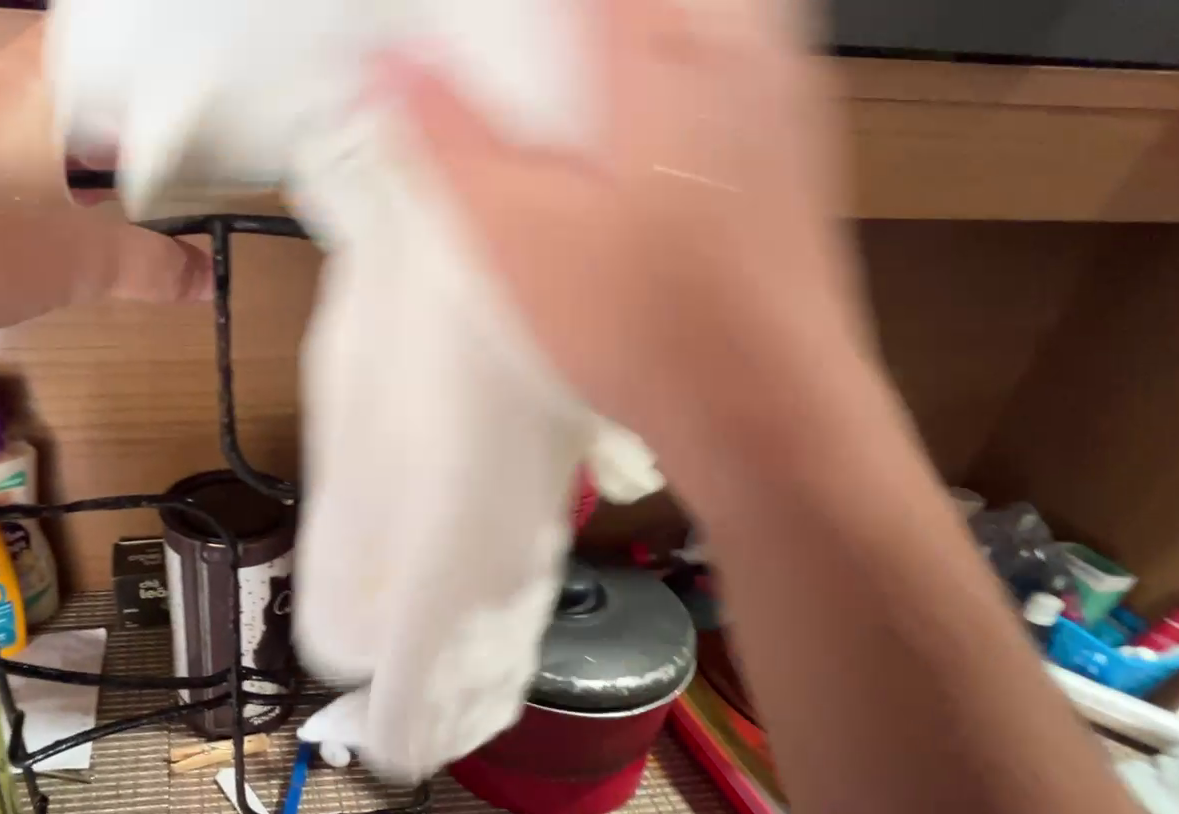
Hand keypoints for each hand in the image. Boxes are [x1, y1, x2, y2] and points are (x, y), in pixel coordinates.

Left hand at [0, 25, 211, 414]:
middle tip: (162, 146)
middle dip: (115, 111)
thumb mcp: (79, 264)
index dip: (146, 57)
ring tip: (113, 183)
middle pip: (62, 73)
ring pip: (21, 108)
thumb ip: (152, 266)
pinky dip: (25, 162)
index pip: (99, 34)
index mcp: (26, 79)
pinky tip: (40, 210)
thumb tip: (209, 280)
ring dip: (68, 143)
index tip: (185, 92)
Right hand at [377, 0, 864, 449]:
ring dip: (616, 46)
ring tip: (560, 105)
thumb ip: (448, 137)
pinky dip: (664, 80)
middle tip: (517, 62)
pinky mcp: (788, 146)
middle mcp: (736, 48)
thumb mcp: (515, 233)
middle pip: (631, 2)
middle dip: (559, 28)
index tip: (469, 34)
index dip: (514, 12)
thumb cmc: (648, 329)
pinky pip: (722, 69)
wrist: (758, 407)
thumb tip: (391, 67)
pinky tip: (627, 149)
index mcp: (659, 48)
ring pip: (685, 21)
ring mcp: (777, 94)